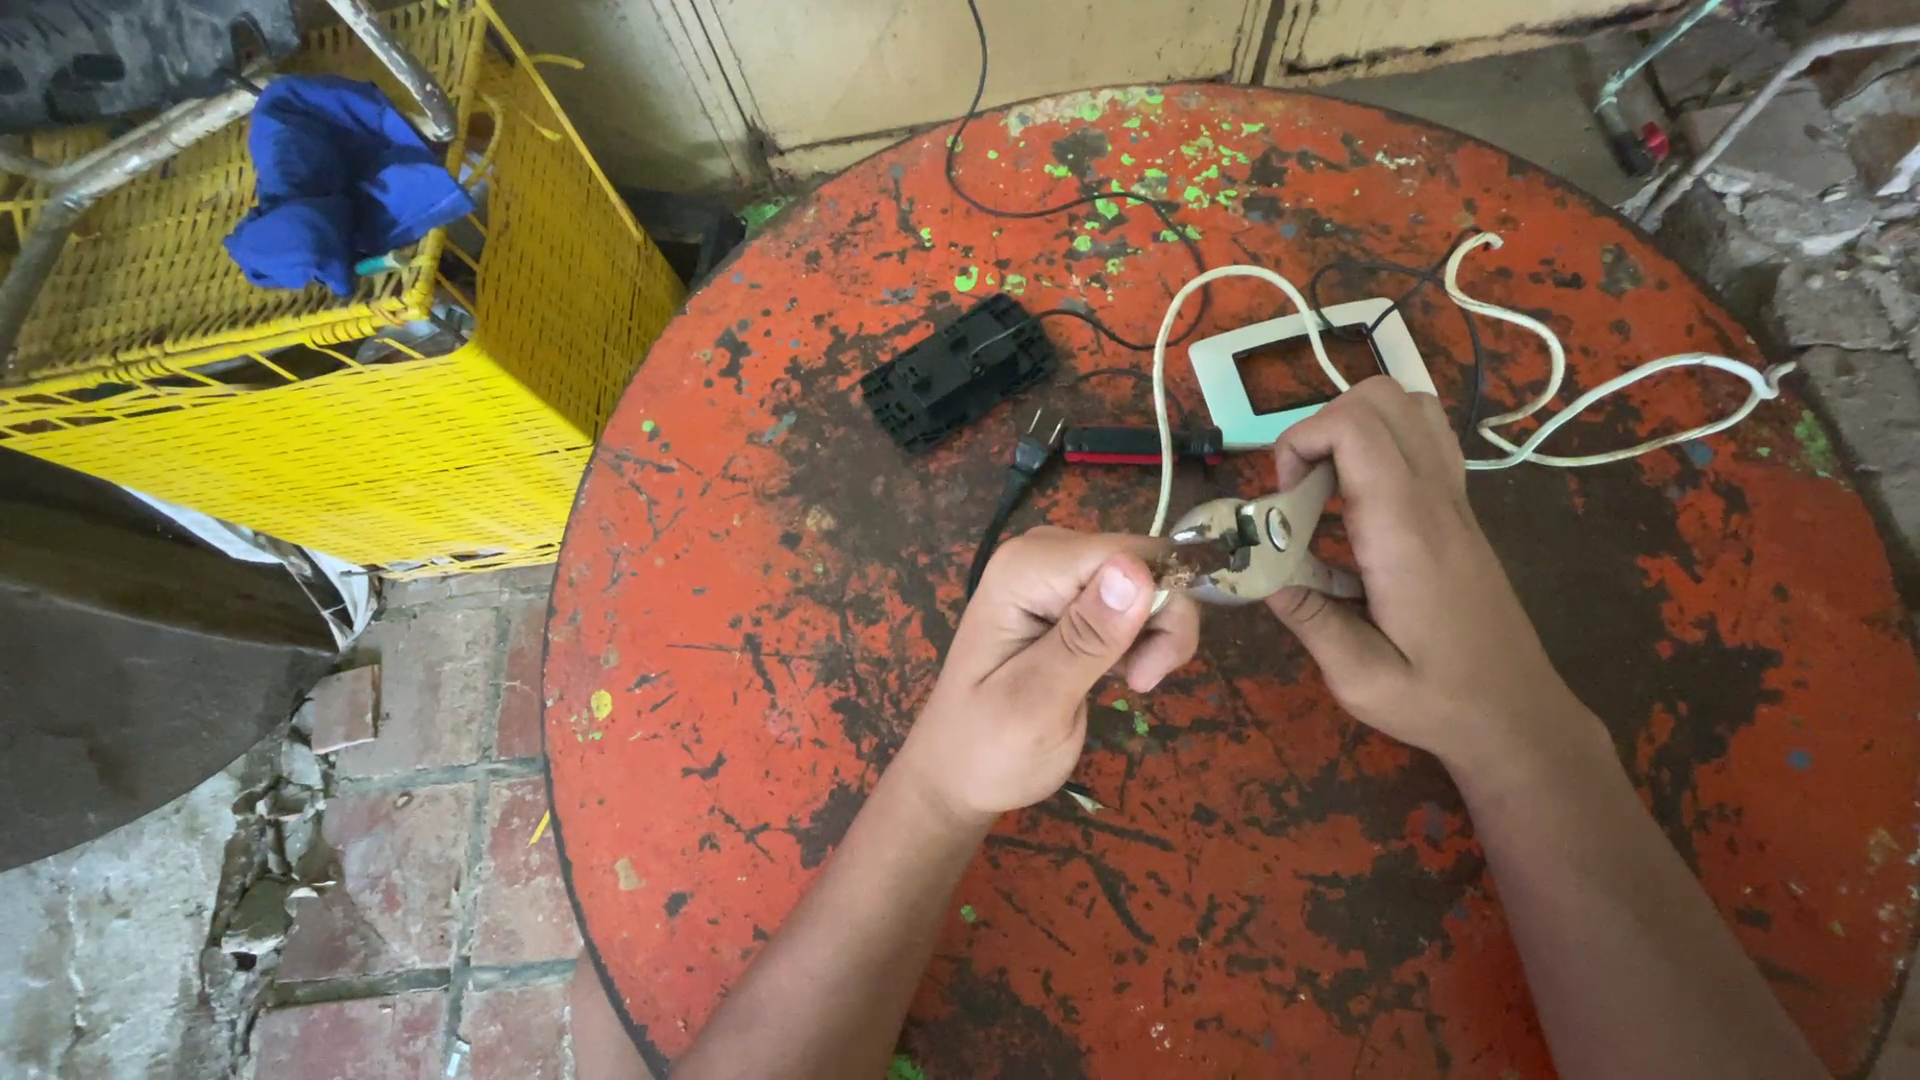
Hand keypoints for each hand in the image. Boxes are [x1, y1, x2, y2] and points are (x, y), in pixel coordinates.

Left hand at [895, 527, 1200, 823]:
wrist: (958, 774)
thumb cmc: (988, 748)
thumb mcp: (1038, 703)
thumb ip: (1086, 638)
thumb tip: (1137, 569)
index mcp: (1023, 570)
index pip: (1127, 552)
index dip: (1156, 603)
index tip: (1145, 672)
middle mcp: (1041, 556)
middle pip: (1142, 561)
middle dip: (1160, 620)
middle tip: (1140, 682)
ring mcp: (1056, 574)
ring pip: (1147, 579)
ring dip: (1156, 632)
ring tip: (1132, 681)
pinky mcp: (1071, 597)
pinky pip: (1134, 597)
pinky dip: (1143, 635)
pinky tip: (1123, 670)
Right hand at [1266, 376, 1590, 772]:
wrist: (1518, 714)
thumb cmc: (1436, 700)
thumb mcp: (1357, 677)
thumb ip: (1306, 616)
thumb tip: (1257, 567)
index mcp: (1406, 533)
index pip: (1354, 429)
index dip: (1299, 443)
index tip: (1281, 502)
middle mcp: (1435, 500)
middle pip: (1379, 398)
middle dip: (1318, 429)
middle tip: (1297, 492)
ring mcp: (1454, 498)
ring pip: (1407, 405)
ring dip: (1350, 430)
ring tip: (1324, 489)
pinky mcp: (1458, 508)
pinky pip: (1422, 436)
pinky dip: (1378, 443)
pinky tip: (1356, 498)